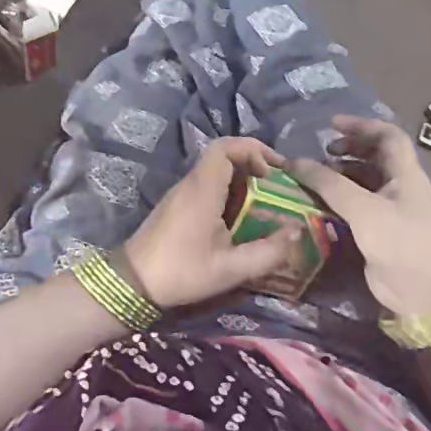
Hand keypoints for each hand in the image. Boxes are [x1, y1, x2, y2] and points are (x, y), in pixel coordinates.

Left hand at [124, 137, 302, 307]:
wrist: (133, 282)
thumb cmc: (181, 272)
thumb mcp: (231, 269)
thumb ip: (267, 252)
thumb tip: (297, 232)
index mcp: (202, 190)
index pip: (225, 148)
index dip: (253, 149)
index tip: (274, 171)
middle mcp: (190, 185)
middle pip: (222, 156)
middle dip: (253, 164)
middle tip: (277, 185)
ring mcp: (180, 195)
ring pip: (214, 172)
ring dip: (241, 180)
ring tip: (265, 203)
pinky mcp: (176, 207)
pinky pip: (206, 186)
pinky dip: (227, 193)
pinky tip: (240, 219)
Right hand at [287, 115, 430, 317]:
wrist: (420, 295)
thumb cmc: (398, 243)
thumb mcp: (362, 209)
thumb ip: (328, 184)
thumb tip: (294, 162)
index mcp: (406, 174)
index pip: (388, 135)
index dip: (361, 125)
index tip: (330, 125)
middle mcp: (401, 186)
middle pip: (376, 155)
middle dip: (349, 148)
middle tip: (322, 152)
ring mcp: (391, 209)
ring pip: (365, 179)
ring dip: (341, 173)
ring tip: (316, 176)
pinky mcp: (380, 229)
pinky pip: (358, 202)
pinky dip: (339, 196)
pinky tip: (320, 202)